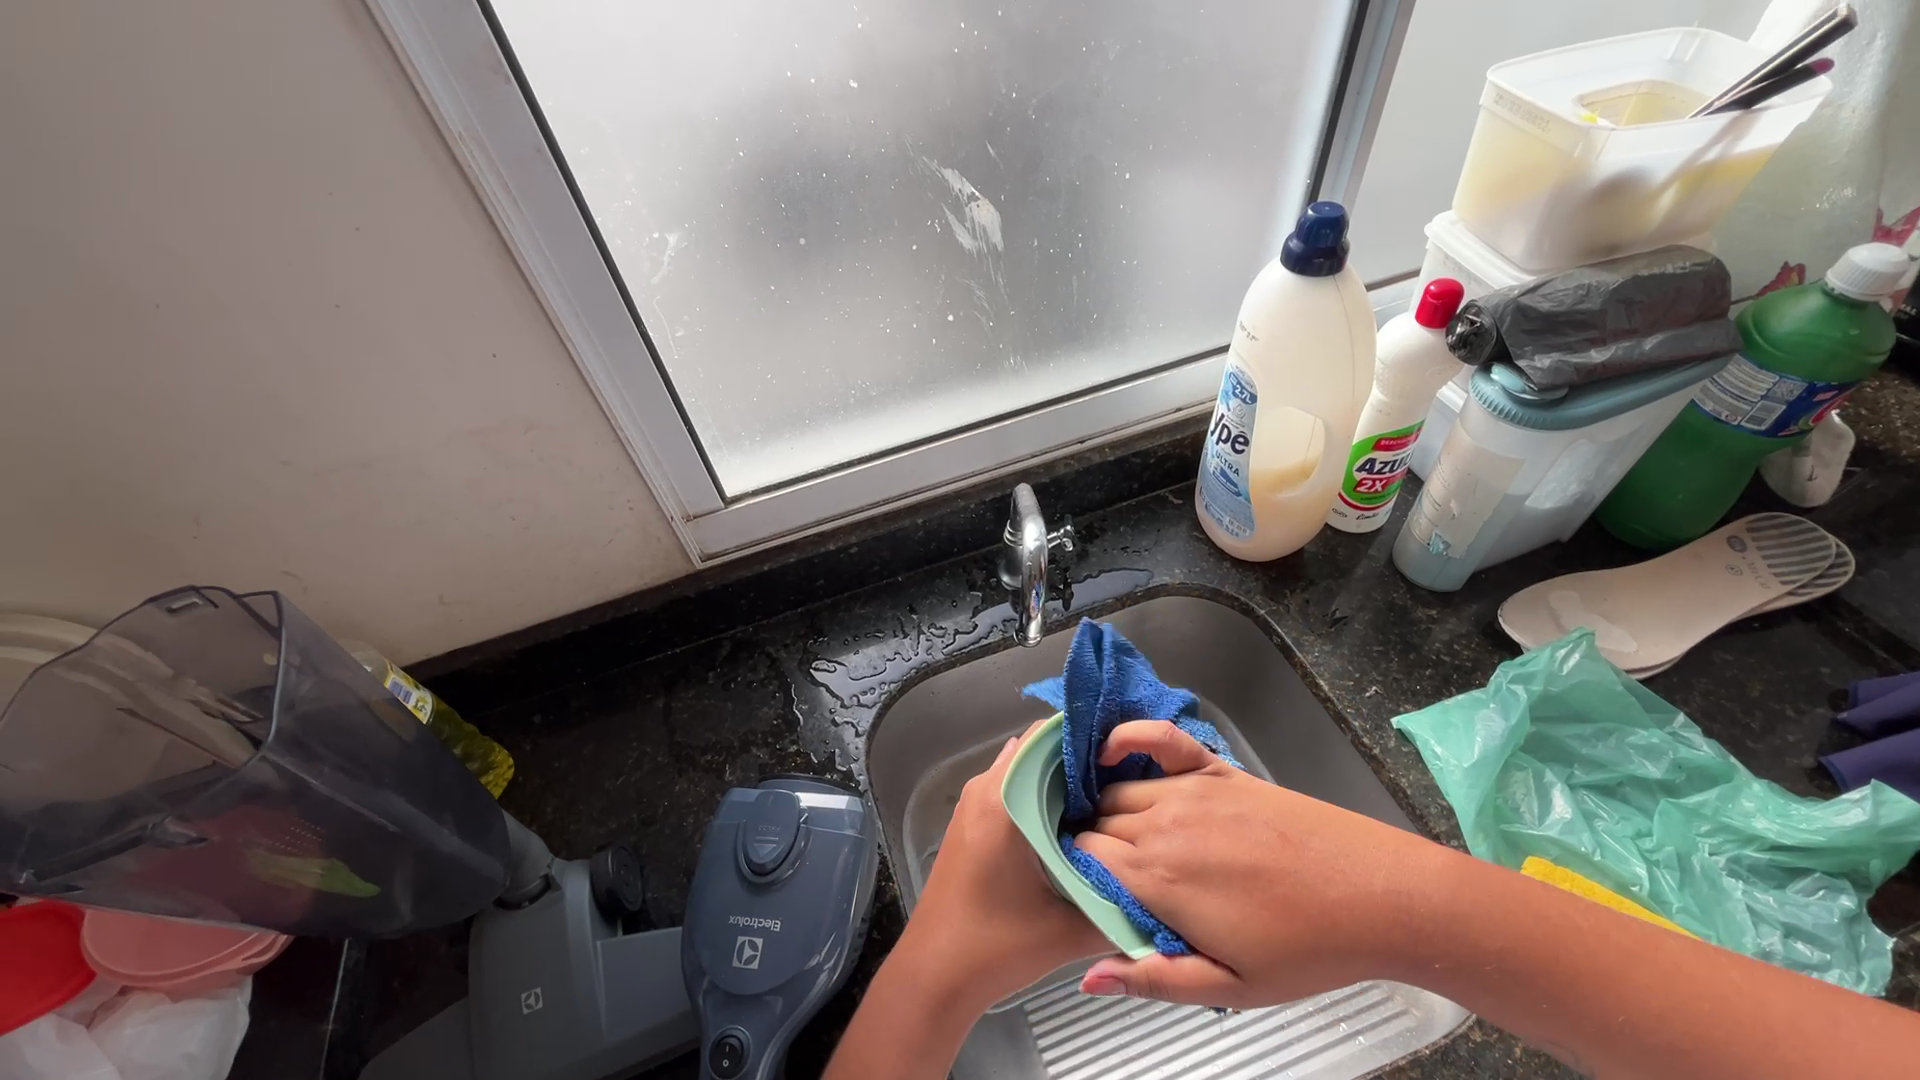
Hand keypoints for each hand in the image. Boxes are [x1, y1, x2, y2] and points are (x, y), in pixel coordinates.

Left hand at [900, 719, 1112, 1009]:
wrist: (935, 976)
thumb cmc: (994, 946)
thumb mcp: (1067, 929)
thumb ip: (1119, 905)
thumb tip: (1163, 885)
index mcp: (1003, 798)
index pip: (1049, 737)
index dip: (1092, 740)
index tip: (1131, 753)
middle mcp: (985, 789)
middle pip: (1040, 752)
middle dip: (1084, 762)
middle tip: (1131, 780)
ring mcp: (975, 804)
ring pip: (1028, 772)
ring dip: (1064, 781)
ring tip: (1112, 799)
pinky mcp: (973, 822)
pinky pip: (1015, 790)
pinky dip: (1044, 797)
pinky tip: (1077, 823)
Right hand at [1072, 720, 1446, 1008]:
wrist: (1376, 895)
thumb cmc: (1305, 949)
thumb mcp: (1231, 987)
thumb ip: (1153, 979)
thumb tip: (1087, 978)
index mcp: (1158, 879)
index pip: (1083, 861)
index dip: (1076, 875)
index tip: (1086, 892)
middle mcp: (1162, 825)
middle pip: (1096, 825)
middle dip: (1091, 846)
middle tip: (1108, 873)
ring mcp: (1189, 790)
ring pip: (1118, 791)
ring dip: (1107, 809)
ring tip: (1118, 834)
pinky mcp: (1217, 769)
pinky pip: (1158, 741)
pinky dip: (1128, 738)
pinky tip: (1112, 750)